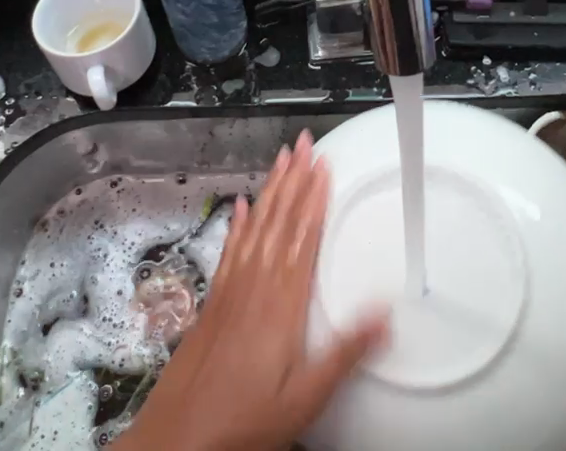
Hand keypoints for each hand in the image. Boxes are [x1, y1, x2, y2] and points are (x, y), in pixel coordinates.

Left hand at [114, 131, 387, 450]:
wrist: (180, 438)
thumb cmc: (245, 419)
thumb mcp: (306, 396)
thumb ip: (345, 352)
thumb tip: (385, 314)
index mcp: (281, 304)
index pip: (302, 237)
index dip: (314, 198)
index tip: (324, 166)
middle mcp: (255, 287)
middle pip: (278, 222)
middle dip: (294, 179)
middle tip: (304, 144)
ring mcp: (231, 291)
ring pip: (254, 228)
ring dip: (270, 191)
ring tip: (281, 159)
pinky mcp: (213, 302)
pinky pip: (229, 251)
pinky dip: (236, 224)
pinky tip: (240, 205)